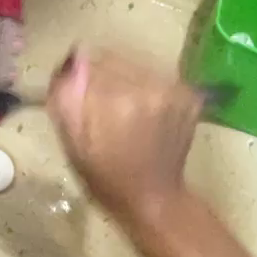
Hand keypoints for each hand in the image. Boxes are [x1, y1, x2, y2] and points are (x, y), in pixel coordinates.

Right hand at [46, 49, 203, 234]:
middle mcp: (150, 88)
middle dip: (104, 76)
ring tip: (125, 111)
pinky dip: (149, 88)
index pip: (91, 61)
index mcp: (117, 101)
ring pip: (137, 65)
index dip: (80, 75)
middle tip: (103, 107)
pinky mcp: (190, 95)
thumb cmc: (105, 175)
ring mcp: (175, 90)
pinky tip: (146, 113)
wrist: (153, 198)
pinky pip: (158, 76)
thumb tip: (74, 58)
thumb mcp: (72, 140)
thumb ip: (67, 95)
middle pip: (115, 59)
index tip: (79, 93)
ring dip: (127, 79)